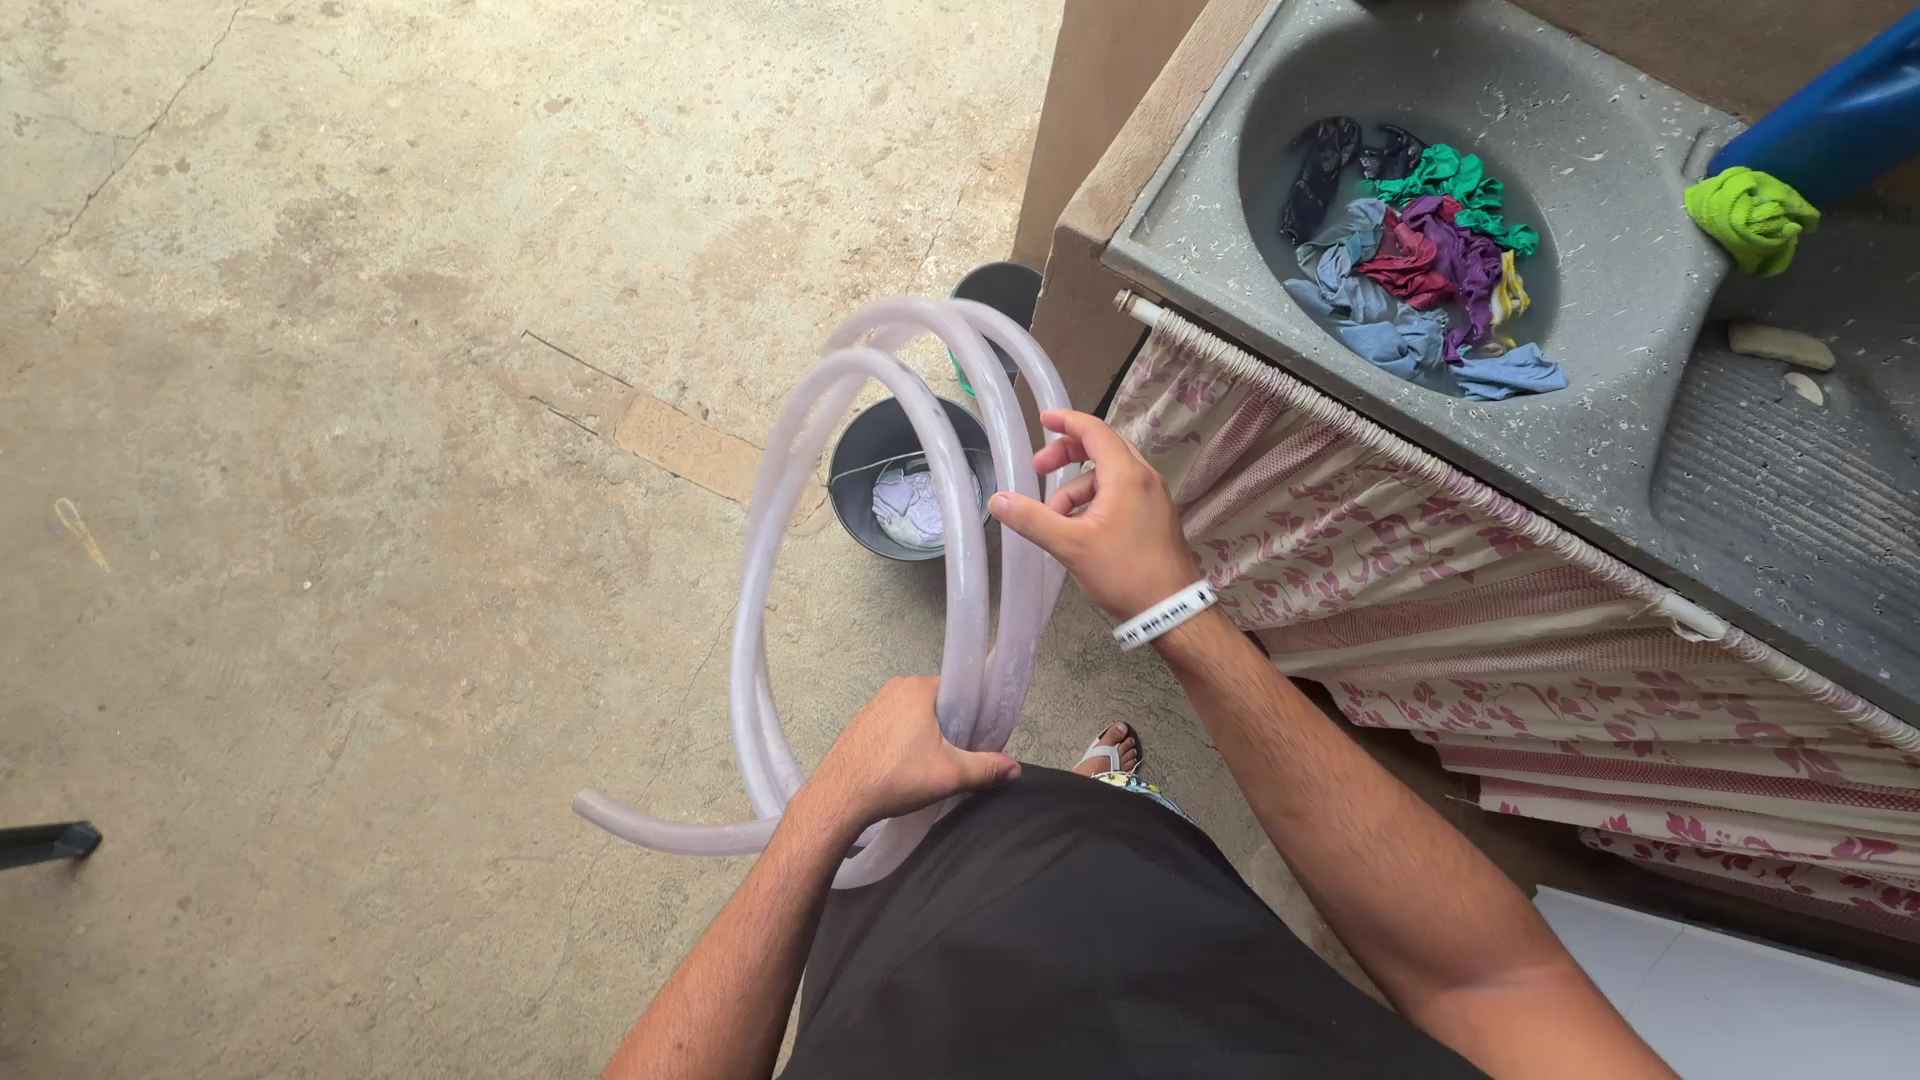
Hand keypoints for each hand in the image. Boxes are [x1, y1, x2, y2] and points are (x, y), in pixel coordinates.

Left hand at [793, 676, 1021, 834]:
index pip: (958, 689)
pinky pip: (894, 725)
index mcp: (918, 688)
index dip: (973, 712)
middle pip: (937, 703)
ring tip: (929, 765)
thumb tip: (1015, 768)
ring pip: (914, 715)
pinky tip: (904, 767)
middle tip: (956, 756)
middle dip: (950, 727)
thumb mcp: (951, 775)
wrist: (840, 797)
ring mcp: (874, 704)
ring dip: (926, 735)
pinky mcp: (861, 723)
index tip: (978, 737)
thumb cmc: (896, 777)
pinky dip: (904, 741)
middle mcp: (895, 688)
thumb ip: (986, 768)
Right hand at [988, 409, 1200, 620]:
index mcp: (1127, 475)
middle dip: (1066, 456)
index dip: (1066, 421)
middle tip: (1038, 471)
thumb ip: (1032, 519)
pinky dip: (1094, 500)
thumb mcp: (1070, 545)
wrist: (1170, 610)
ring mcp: (1152, 497)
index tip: (1043, 420)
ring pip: (1108, 475)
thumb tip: (998, 500)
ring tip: (1054, 518)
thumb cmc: (1123, 572)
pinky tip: (1077, 528)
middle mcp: (1144, 478)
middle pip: (1101, 449)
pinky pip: (1119, 493)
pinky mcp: (1154, 516)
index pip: (1094, 430)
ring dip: (1076, 488)